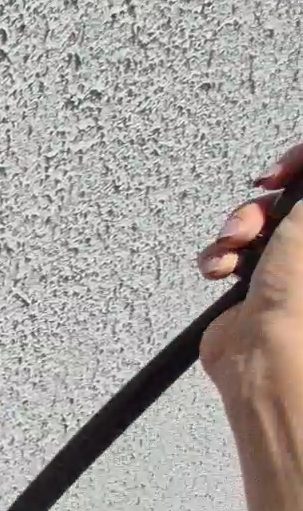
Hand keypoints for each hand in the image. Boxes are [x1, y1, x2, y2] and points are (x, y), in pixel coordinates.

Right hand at [196, 141, 302, 403]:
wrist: (266, 345)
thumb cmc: (299, 289)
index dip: (298, 164)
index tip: (278, 173)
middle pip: (290, 200)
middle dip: (260, 206)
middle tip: (249, 220)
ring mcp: (290, 258)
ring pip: (256, 224)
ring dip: (233, 234)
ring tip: (229, 250)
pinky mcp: (257, 276)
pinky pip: (230, 251)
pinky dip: (217, 258)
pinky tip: (218, 270)